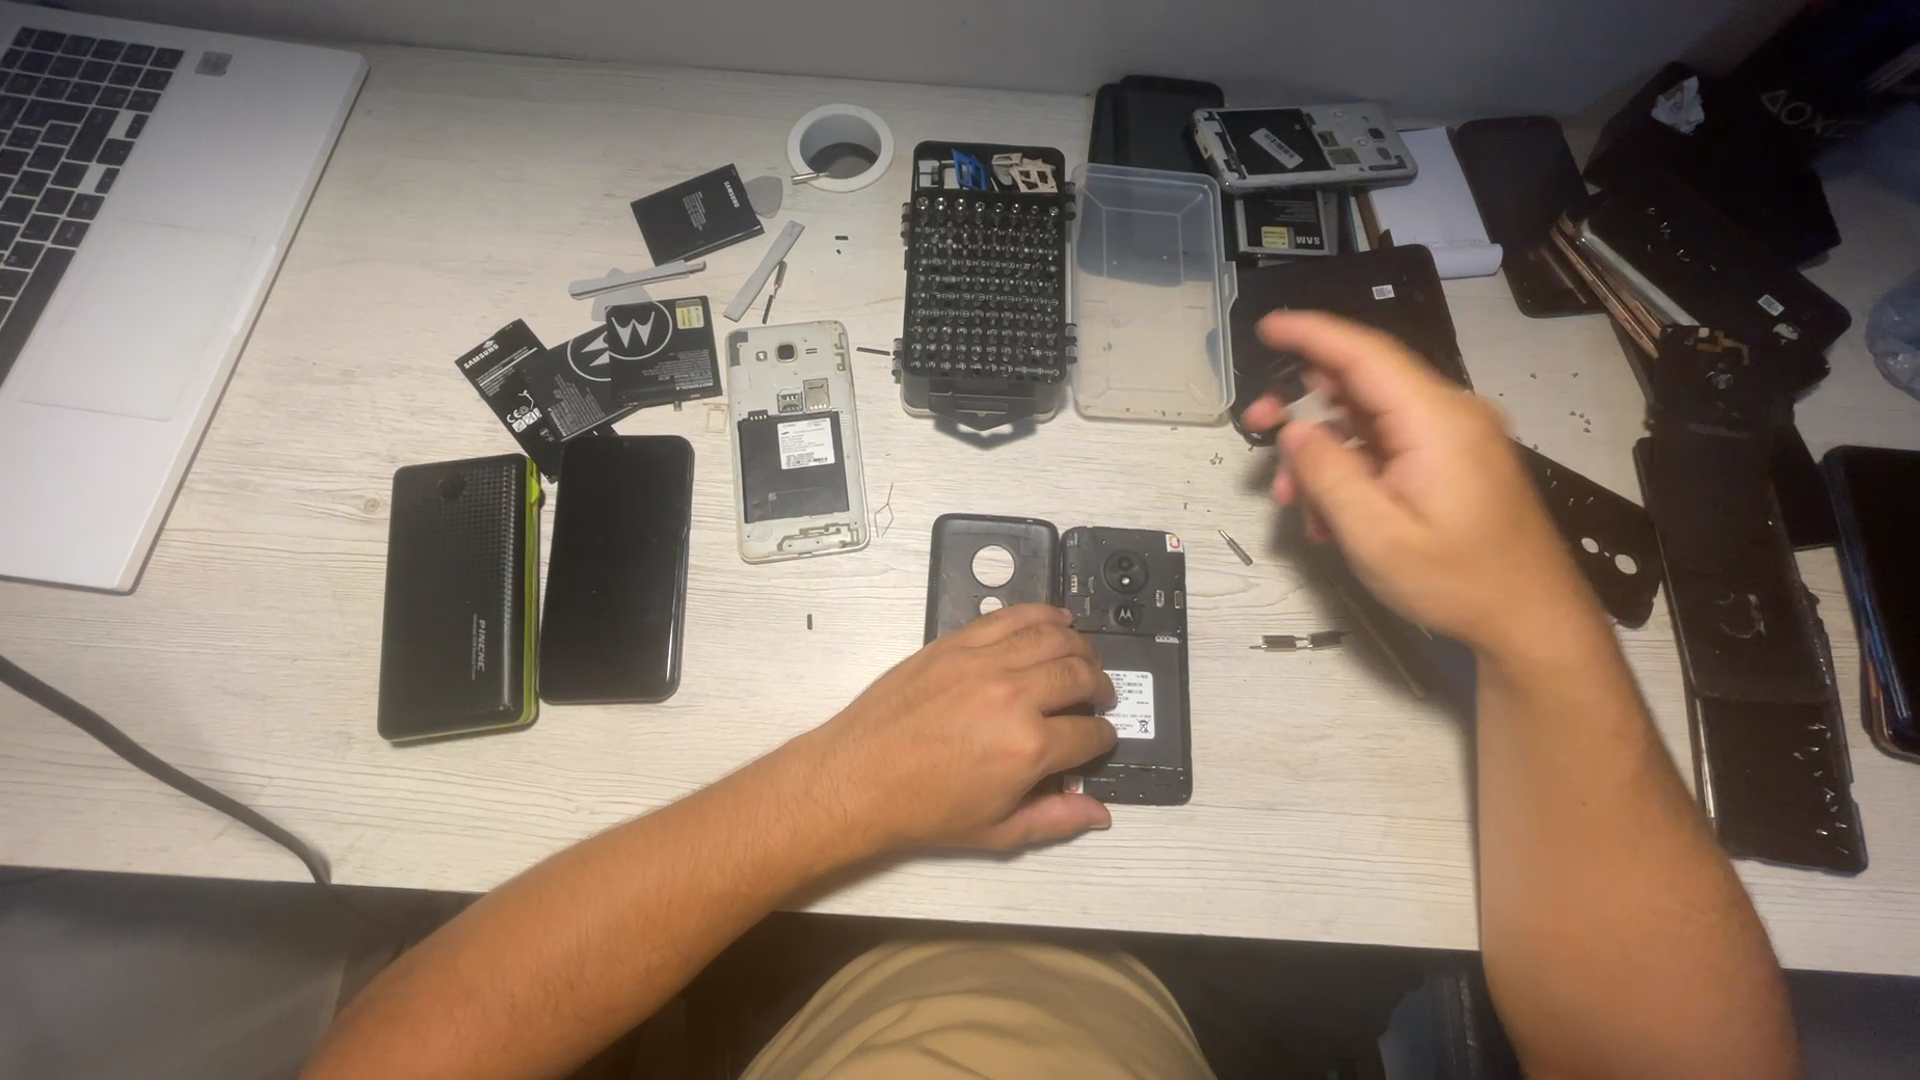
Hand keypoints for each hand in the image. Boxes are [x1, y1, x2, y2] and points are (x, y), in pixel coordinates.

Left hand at [804, 604, 1117, 853]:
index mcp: (1028, 748)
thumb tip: (1100, 812)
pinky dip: (1042, 614)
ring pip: (1054, 638)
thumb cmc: (923, 809)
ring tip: (1083, 661)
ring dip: (1080, 648)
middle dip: (1100, 688)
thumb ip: (1055, 820)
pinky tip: (1056, 620)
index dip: (1103, 738)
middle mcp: (1013, 696)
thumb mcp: (996, 831)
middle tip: (1099, 696)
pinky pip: (1012, 616)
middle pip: (1080, 676)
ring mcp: (983, 663)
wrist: (858, 778)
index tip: (1099, 738)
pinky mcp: (956, 643)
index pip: (1091, 733)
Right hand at [1240, 312, 1594, 657]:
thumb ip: (1328, 475)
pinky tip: (1329, 512)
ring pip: (1365, 420)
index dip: (1312, 334)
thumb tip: (1295, 430)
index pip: (1365, 355)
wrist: (1530, 619)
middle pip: (1361, 384)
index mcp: (1435, 422)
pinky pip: (1384, 446)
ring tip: (1295, 499)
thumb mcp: (1376, 536)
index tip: (1267, 326)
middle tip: (1256, 426)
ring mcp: (1451, 437)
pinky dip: (1348, 468)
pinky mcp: (1450, 459)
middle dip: (1302, 403)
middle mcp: (1448, 415)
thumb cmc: (1457, 581)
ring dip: (1321, 450)